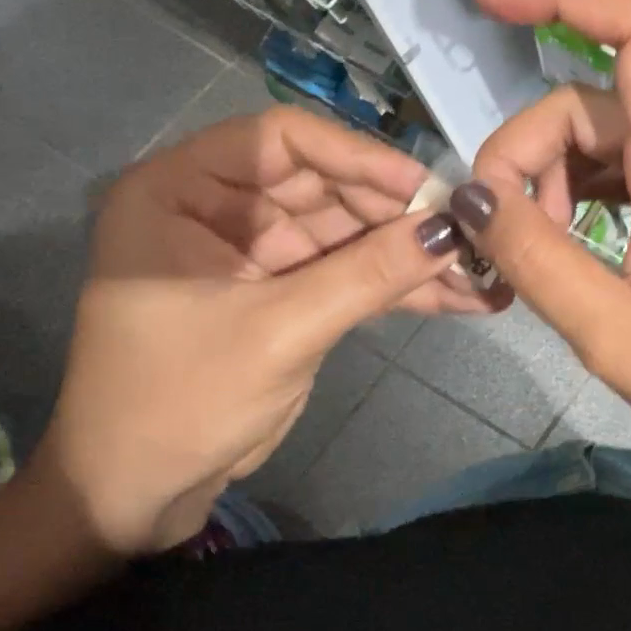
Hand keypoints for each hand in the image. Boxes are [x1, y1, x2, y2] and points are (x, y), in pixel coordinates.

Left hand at [36, 108, 479, 553]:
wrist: (144, 490)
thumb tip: (454, 229)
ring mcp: (265, 254)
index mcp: (180, 194)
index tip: (427, 188)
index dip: (358, 156)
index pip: (281, 140)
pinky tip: (468, 298)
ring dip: (418, 254)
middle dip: (402, 214)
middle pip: (331, 187)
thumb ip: (368, 275)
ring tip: (486, 271)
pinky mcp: (296, 294)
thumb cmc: (180, 399)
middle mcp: (224, 211)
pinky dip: (409, 287)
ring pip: (356, 233)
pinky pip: (360, 275)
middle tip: (473, 234)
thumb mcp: (279, 331)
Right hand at [454, 0, 630, 468]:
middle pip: (592, 105)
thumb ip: (535, 260)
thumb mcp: (613, 334)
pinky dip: (583, 201)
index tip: (490, 3)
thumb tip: (469, 196)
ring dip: (552, 181)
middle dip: (527, 150)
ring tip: (534, 253)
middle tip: (500, 234)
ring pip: (605, 142)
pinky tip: (567, 250)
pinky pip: (628, 178)